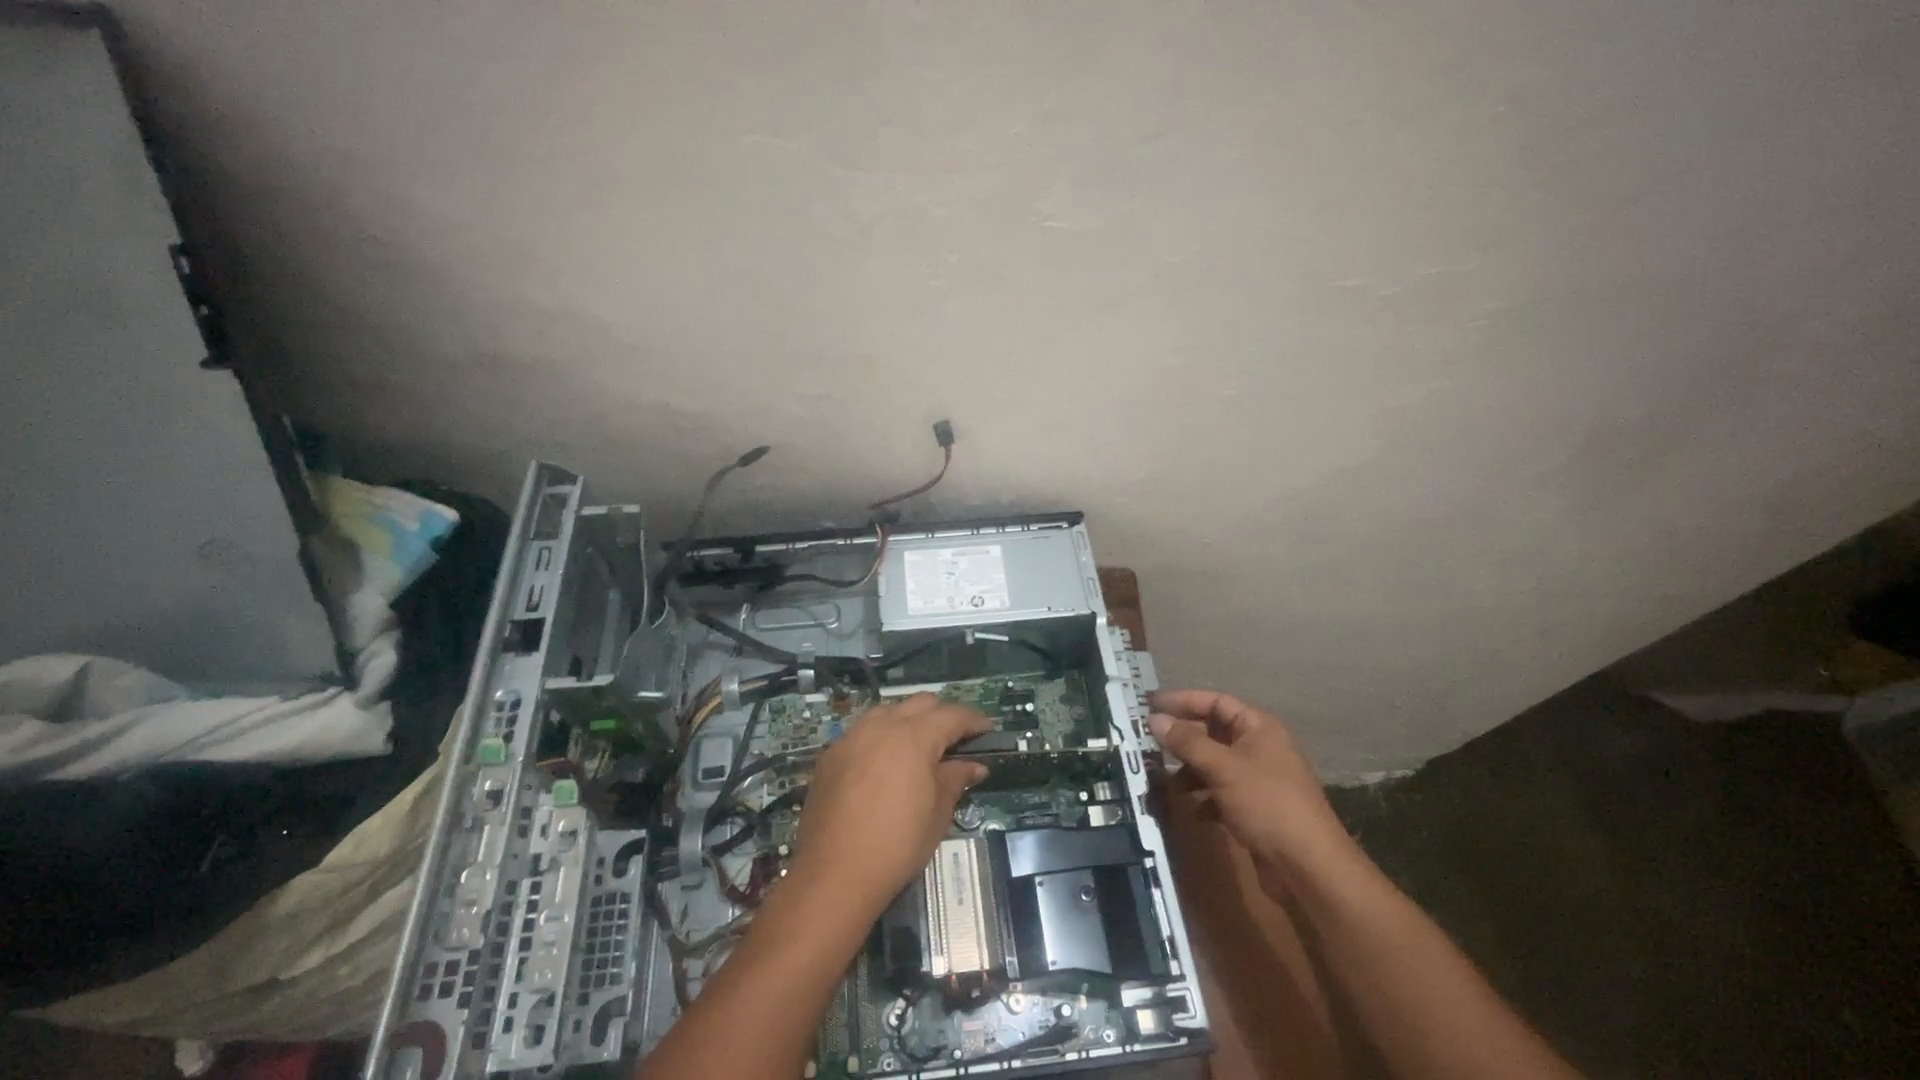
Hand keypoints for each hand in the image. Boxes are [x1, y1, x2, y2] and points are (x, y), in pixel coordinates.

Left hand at [789, 693, 990, 914]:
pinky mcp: (830, 756)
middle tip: (957, 740)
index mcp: (913, 737)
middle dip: (942, 715)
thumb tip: (974, 766)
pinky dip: (881, 738)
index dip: (974, 721)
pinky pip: (862, 733)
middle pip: (919, 704)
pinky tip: (885, 764)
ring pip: (887, 712)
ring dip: (909, 721)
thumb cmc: (898, 844)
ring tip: (920, 748)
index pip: (952, 715)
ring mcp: (850, 738)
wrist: (835, 873)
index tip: (988, 730)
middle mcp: (880, 727)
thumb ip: (955, 779)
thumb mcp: (937, 813)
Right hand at [1148, 689, 1353, 888]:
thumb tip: (1154, 718)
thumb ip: (1186, 742)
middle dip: (1182, 740)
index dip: (1182, 701)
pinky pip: (1220, 793)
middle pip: (1212, 732)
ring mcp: (1257, 778)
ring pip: (1213, 764)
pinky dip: (1204, 799)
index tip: (1149, 705)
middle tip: (1146, 744)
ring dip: (1189, 772)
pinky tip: (1191, 812)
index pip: (1215, 702)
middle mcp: (1258, 746)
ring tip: (1165, 785)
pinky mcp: (1254, 807)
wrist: (1307, 863)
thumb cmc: (1266, 803)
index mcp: (1258, 727)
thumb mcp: (1223, 768)